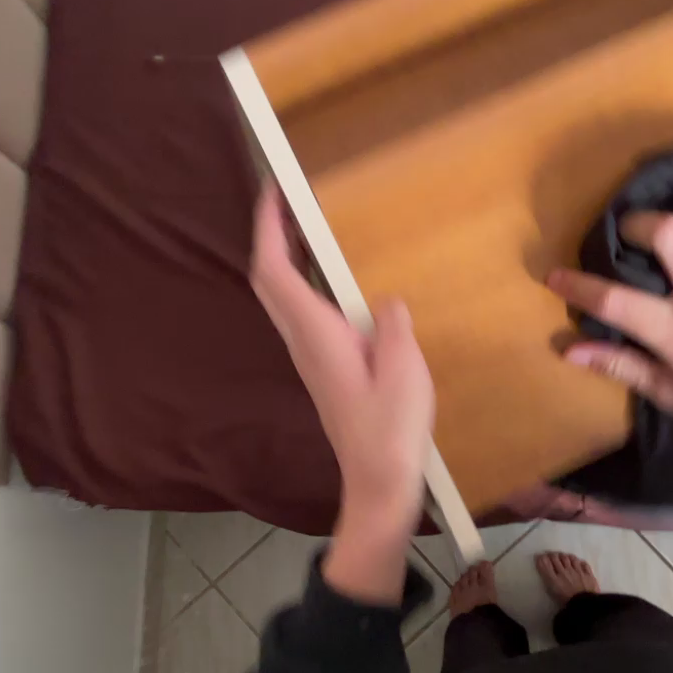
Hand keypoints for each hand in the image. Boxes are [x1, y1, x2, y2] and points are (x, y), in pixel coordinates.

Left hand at [250, 182, 434, 601]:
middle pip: (269, 281)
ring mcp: (310, 359)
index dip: (268, 228)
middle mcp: (304, 343)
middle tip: (289, 201)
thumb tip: (385, 301)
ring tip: (310, 230)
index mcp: (317, 335)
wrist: (378, 482)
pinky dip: (306, 285)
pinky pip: (303, 315)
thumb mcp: (405, 371)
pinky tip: (335, 283)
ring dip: (286, 259)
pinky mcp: (324, 370)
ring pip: (282, 298)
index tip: (274, 190)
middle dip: (271, 235)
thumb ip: (393, 327)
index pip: (275, 271)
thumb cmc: (390, 431)